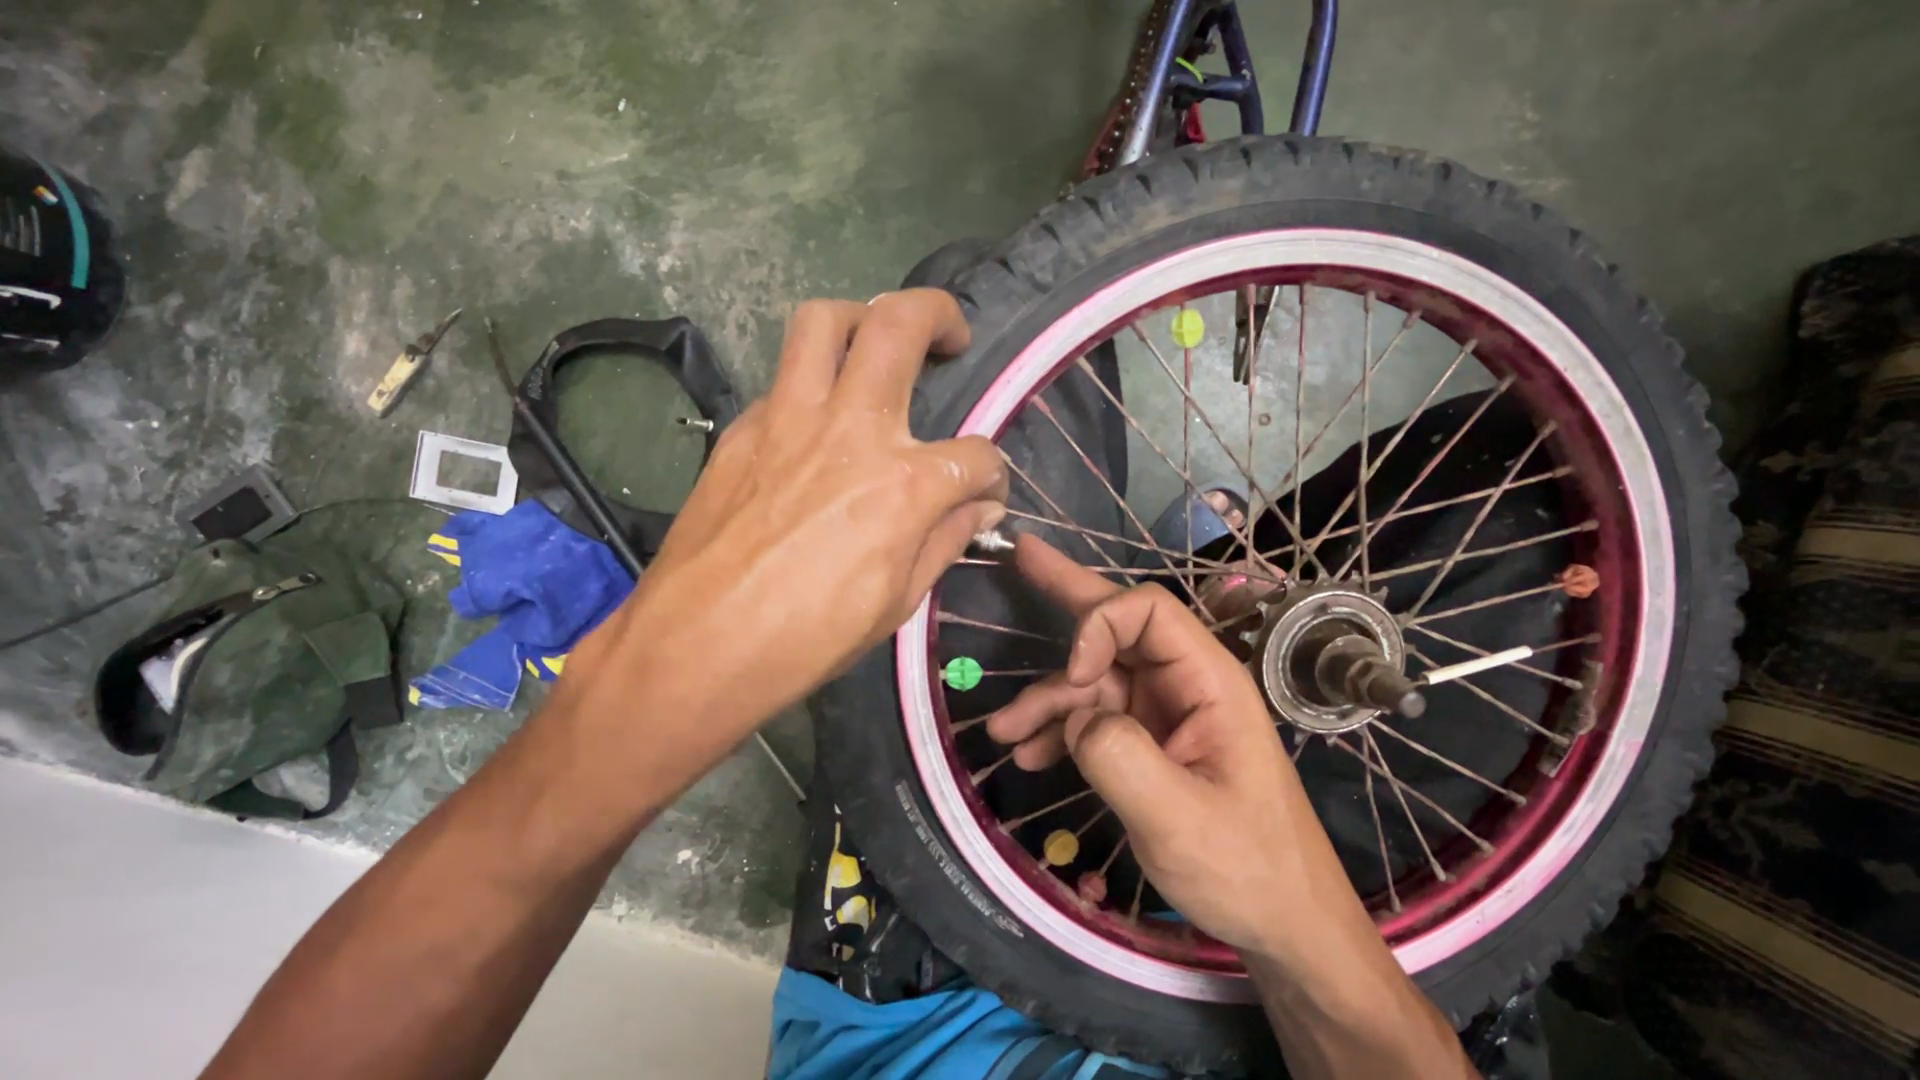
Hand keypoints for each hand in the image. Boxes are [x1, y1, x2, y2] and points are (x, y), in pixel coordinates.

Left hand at [569, 289, 1006, 731]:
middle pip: (899, 324)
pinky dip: (811, 385)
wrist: (696, 645)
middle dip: (938, 313)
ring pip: (824, 320)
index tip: (984, 491)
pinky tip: (815, 426)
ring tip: (874, 345)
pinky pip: (783, 378)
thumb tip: (979, 507)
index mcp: (903, 484)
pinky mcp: (741, 428)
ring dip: (861, 317)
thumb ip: (945, 540)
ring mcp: (788, 419)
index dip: (992, 475)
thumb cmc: (807, 640)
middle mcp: (850, 429)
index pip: (976, 454)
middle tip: (949, 335)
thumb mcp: (897, 603)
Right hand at [986, 536, 1366, 960]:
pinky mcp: (1151, 748)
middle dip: (1067, 597)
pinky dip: (1060, 734)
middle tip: (1020, 556)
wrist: (1282, 922)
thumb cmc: (1246, 866)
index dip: (1098, 626)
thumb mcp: (1179, 818)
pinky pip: (1096, 723)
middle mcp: (1185, 686)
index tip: (1073, 679)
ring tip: (1001, 733)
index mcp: (1208, 682)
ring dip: (1047, 701)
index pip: (1147, 612)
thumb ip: (1120, 757)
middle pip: (1119, 627)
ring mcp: (1166, 717)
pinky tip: (1029, 756)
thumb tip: (1076, 718)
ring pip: (1096, 684)